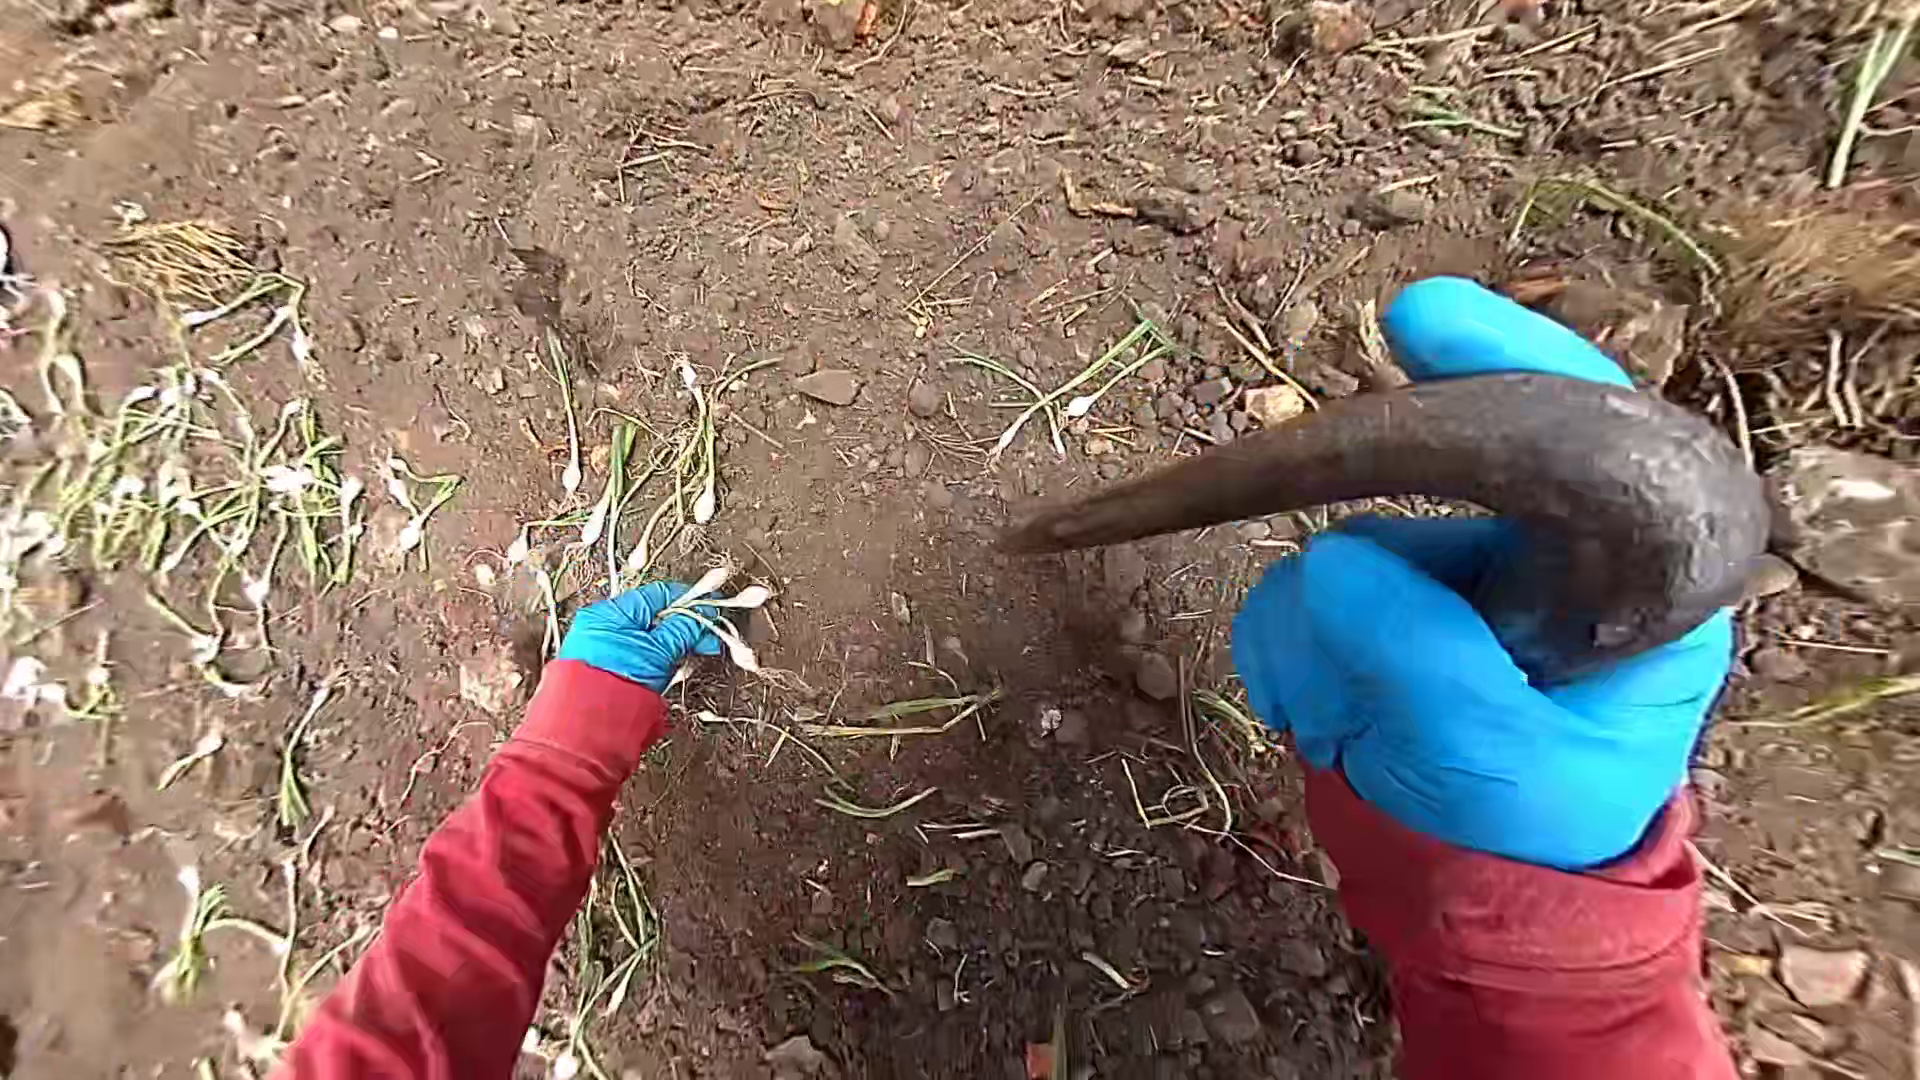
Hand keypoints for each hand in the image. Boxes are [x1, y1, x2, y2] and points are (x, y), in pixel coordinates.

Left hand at [556, 581, 723, 692]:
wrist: (589, 727)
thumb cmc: (615, 687)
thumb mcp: (661, 650)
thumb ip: (686, 627)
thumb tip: (705, 613)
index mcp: (611, 613)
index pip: (660, 594)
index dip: (690, 600)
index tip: (710, 608)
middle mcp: (603, 625)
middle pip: (656, 614)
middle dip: (686, 624)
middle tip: (707, 634)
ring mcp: (604, 645)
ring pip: (651, 633)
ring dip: (676, 640)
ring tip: (693, 652)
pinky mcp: (608, 664)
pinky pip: (641, 650)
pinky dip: (660, 653)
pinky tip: (674, 663)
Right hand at [1231, 277, 1732, 868]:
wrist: (1444, 854)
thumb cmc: (1514, 813)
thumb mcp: (1493, 758)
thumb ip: (1424, 659)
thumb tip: (1332, 560)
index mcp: (1603, 567)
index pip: (1574, 426)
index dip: (1501, 356)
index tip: (1413, 314)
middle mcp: (1497, 549)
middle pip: (1400, 495)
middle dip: (1362, 582)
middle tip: (1350, 662)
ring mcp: (1409, 571)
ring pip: (1315, 558)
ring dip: (1312, 646)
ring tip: (1344, 720)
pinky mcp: (1343, 600)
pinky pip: (1273, 597)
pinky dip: (1274, 652)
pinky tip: (1307, 702)